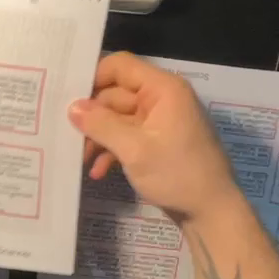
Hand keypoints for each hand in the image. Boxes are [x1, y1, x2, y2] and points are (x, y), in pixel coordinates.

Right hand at [68, 52, 240, 221]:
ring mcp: (160, 121)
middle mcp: (161, 99)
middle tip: (67, 137)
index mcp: (163, 89)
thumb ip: (101, 125)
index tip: (67, 99)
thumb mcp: (134, 149)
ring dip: (98, 137)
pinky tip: (98, 171)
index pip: (120, 66)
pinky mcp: (157, 142)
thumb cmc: (177, 174)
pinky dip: (111, 150)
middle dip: (92, 117)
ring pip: (117, 118)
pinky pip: (127, 136)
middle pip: (115, 94)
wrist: (211, 212)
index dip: (93, 78)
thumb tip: (72, 107)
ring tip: (80, 160)